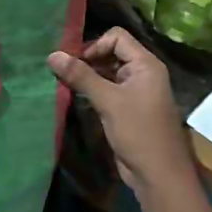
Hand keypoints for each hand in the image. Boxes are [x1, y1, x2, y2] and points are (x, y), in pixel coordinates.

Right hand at [48, 28, 192, 193]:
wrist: (158, 174)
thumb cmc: (138, 131)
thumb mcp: (107, 101)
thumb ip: (80, 76)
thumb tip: (52, 55)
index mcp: (146, 64)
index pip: (117, 37)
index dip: (94, 45)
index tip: (75, 63)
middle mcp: (143, 73)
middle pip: (112, 53)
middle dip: (88, 60)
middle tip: (64, 73)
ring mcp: (137, 91)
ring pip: (108, 72)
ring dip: (88, 76)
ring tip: (65, 84)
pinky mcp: (129, 108)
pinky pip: (109, 90)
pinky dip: (93, 90)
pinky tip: (76, 97)